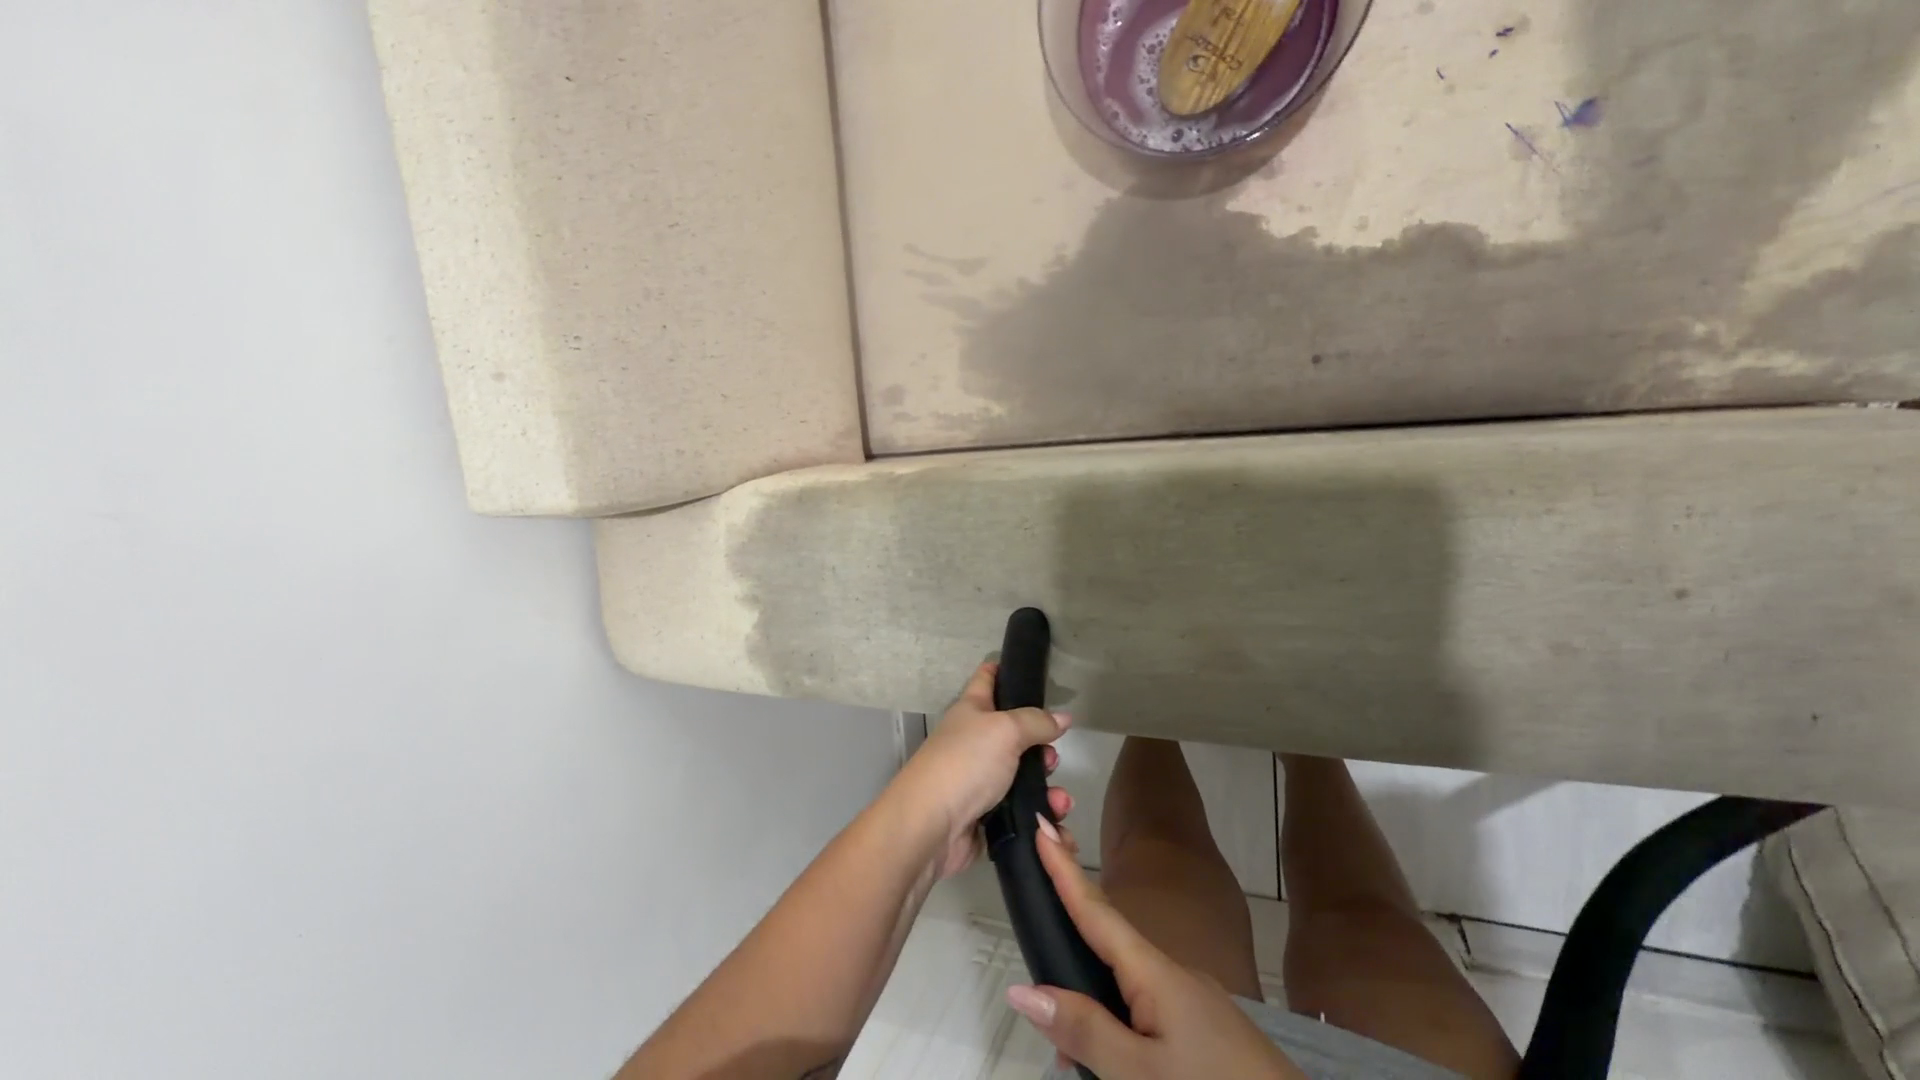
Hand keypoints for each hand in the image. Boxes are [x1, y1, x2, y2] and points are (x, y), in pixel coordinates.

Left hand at [887, 662, 1074, 879]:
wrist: (932, 827)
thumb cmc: (965, 763)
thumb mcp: (1005, 730)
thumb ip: (1036, 721)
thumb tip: (1063, 718)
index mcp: (971, 710)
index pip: (987, 679)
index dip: (1004, 669)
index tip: (1029, 668)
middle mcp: (974, 741)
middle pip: (1015, 733)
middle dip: (1042, 744)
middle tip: (1053, 756)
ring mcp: (980, 779)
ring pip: (1023, 774)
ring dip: (1047, 784)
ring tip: (1059, 798)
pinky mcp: (987, 813)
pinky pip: (1022, 807)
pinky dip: (1040, 812)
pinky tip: (1053, 816)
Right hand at [1005, 824, 1306, 1079]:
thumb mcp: (1138, 1072)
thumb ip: (1083, 1029)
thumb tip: (1022, 990)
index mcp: (1155, 973)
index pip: (1097, 909)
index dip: (1064, 869)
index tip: (1042, 825)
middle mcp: (1173, 974)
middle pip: (1106, 948)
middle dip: (1068, 948)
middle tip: (1036, 965)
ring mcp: (1193, 999)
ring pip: (1124, 988)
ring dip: (1091, 1008)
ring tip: (1070, 1059)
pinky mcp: (1204, 1026)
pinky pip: (1145, 1011)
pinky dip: (1118, 1027)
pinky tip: (1110, 1064)